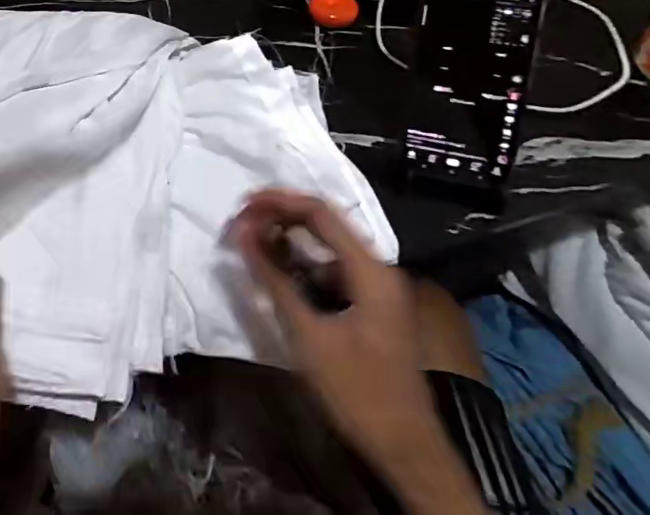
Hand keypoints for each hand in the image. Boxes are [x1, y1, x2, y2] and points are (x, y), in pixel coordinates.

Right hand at [233, 189, 489, 514]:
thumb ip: (275, 281)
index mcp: (370, 269)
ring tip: (254, 239)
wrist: (405, 447)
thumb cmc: (356, 391)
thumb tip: (243, 237)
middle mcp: (378, 267)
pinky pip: (333, 268)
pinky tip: (279, 269)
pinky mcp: (371, 303)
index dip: (279, 202)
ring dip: (291, 238)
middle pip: (325, 224)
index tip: (244, 204)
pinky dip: (304, 263)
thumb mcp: (309, 336)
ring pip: (328, 246)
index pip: (320, 214)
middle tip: (243, 220)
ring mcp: (378, 285)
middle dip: (282, 216)